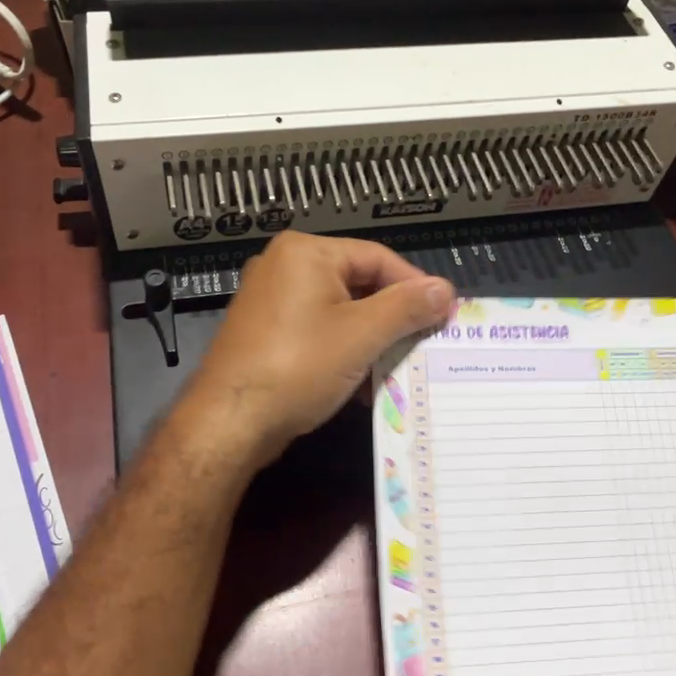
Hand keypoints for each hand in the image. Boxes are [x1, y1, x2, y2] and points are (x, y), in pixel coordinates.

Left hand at [177, 232, 454, 467]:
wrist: (229, 422)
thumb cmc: (297, 367)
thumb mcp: (362, 335)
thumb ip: (407, 308)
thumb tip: (445, 289)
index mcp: (306, 252)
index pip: (378, 258)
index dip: (415, 287)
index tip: (444, 317)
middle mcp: (284, 267)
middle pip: (359, 284)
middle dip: (392, 319)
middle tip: (423, 345)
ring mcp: (271, 301)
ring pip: (340, 313)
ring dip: (371, 341)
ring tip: (395, 371)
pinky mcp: (265, 333)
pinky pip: (317, 332)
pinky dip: (343, 352)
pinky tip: (361, 385)